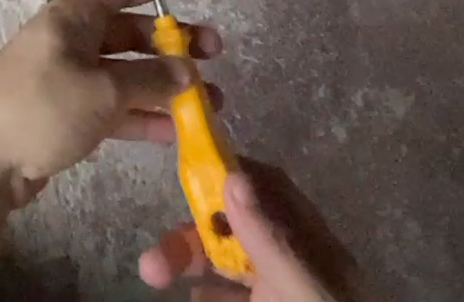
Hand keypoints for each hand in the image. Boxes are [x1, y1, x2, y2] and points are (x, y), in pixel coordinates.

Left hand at [0, 0, 223, 206]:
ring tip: (211, 101)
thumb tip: (185, 71)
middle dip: (169, 44)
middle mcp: (68, 41)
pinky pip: (111, 107)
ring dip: (163, 86)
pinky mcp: (65, 114)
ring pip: (123, 74)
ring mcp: (66, 79)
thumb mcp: (101, 92)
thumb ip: (147, 80)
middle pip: (125, 34)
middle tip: (214, 54)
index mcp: (71, 18)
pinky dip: (140, 116)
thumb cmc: (41, 107)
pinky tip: (175, 133)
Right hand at [139, 171, 334, 300]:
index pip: (268, 189)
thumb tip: (231, 174)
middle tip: (152, 265)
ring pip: (221, 272)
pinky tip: (189, 296)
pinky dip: (203, 294)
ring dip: (185, 268)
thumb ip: (267, 237)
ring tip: (152, 277)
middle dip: (188, 240)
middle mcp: (291, 270)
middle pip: (231, 233)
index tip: (186, 176)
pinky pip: (223, 298)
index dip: (228, 175)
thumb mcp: (300, 291)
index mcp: (311, 249)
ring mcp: (275, 299)